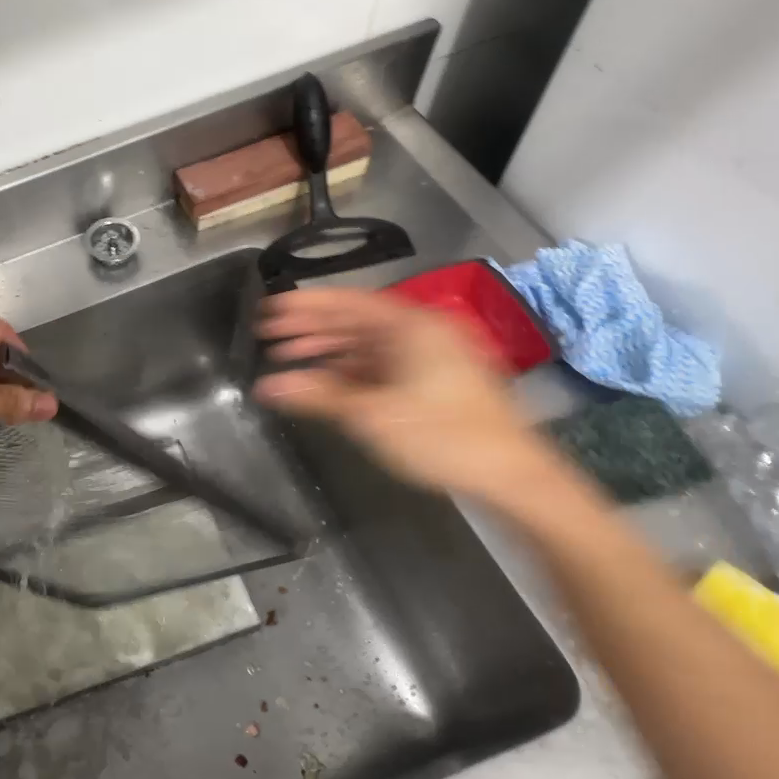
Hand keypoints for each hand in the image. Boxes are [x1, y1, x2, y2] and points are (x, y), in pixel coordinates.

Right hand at [252, 287, 556, 498]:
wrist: (511, 475)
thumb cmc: (443, 437)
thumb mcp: (373, 416)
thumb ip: (318, 395)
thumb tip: (267, 385)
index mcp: (412, 327)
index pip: (348, 303)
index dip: (306, 306)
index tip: (269, 311)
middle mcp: (421, 333)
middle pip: (356, 322)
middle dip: (311, 328)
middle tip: (268, 335)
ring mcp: (429, 358)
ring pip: (367, 345)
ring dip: (328, 350)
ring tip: (287, 359)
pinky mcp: (432, 383)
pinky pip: (380, 366)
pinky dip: (350, 370)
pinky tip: (324, 382)